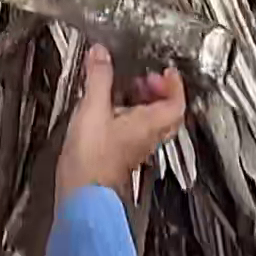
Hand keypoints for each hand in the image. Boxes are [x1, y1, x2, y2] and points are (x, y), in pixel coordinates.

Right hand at [55, 44, 185, 200]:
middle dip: (158, 91)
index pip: (175, 105)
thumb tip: (101, 54)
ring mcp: (132, 149)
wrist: (80, 201)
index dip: (175, 85)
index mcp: (147, 126)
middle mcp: (145, 139)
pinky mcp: (117, 156)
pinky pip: (132, 130)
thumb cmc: (91, 163)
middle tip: (147, 76)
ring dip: (142, 102)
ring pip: (149, 122)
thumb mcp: (93, 108)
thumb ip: (99, 78)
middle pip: (165, 114)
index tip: (168, 71)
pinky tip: (108, 108)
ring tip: (127, 87)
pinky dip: (126, 113)